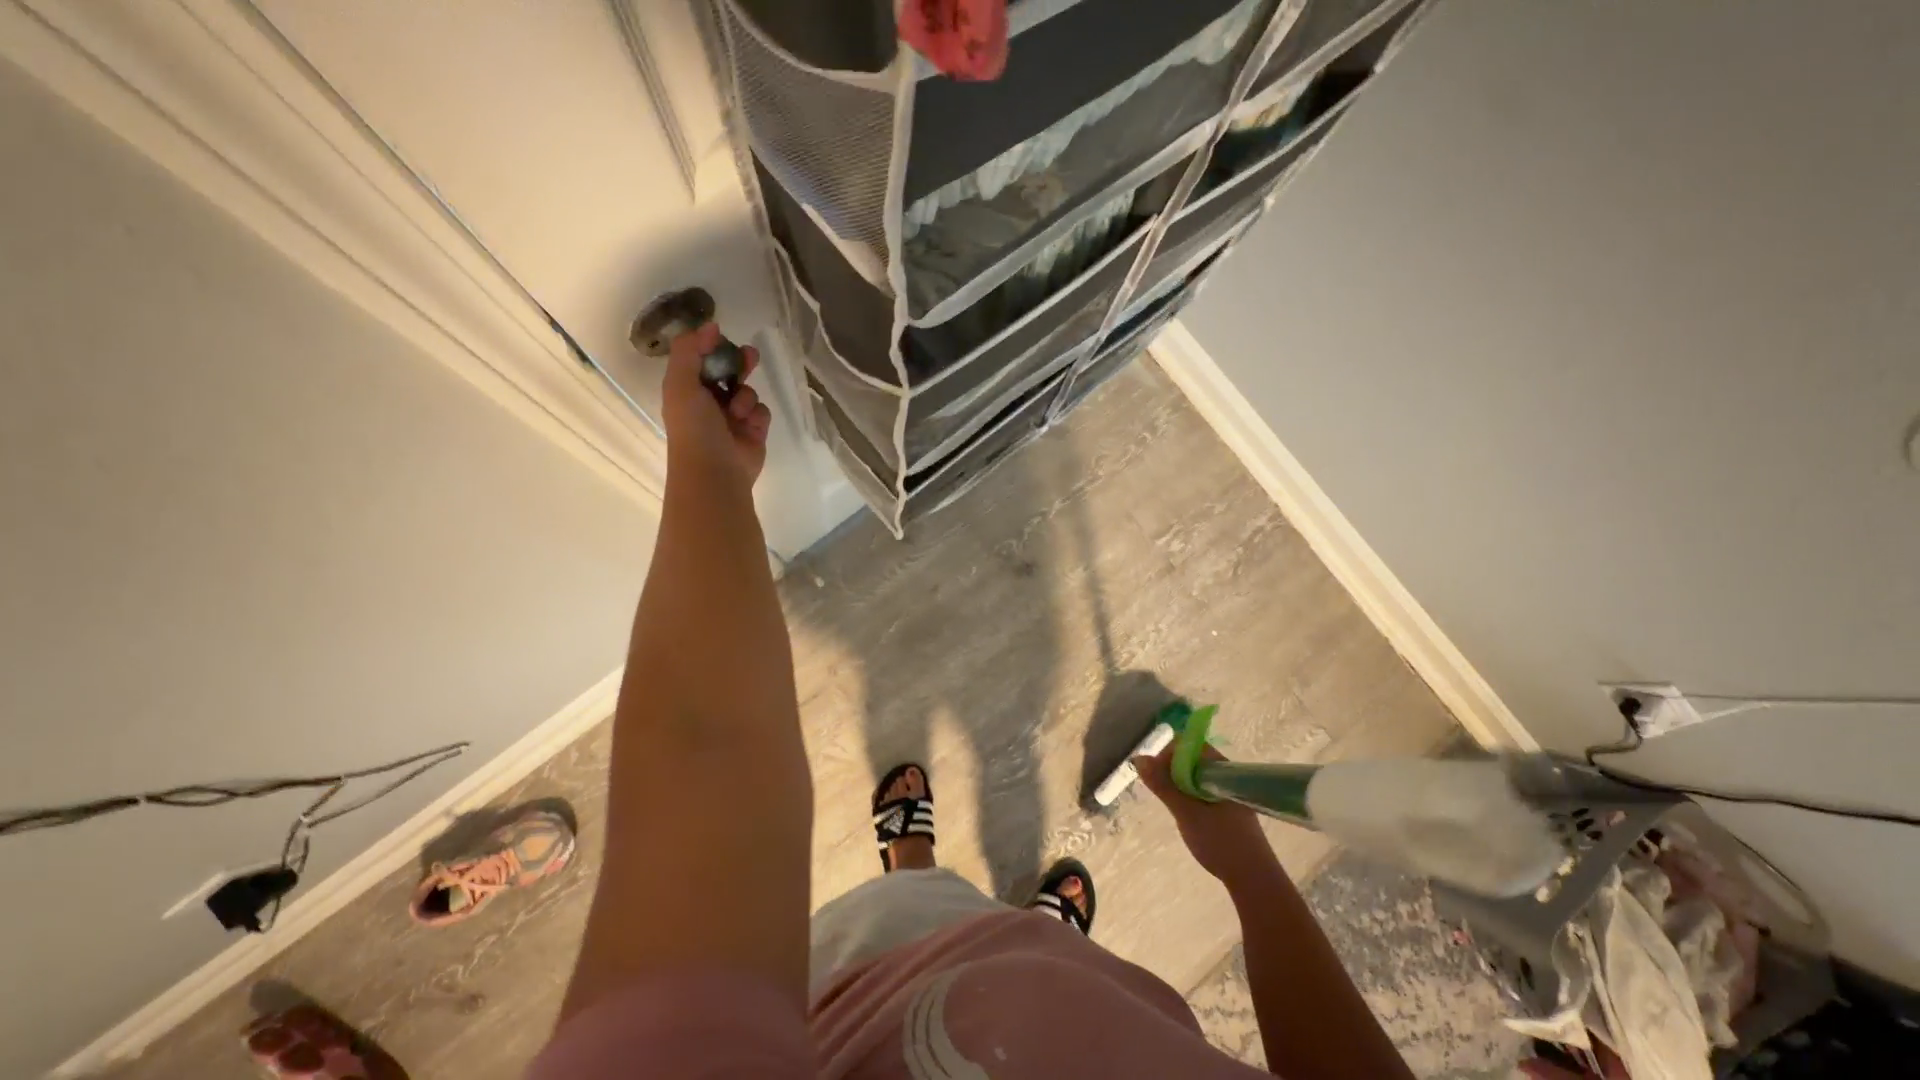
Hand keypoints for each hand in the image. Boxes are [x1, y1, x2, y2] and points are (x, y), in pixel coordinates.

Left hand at [662, 323, 770, 482]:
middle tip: (751, 356)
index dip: (712, 348)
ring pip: (748, 392)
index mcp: (686, 392)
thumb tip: (710, 324)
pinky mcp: (753, 433)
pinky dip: (758, 415)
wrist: (714, 473)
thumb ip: (690, 351)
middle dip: (740, 363)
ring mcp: (733, 420)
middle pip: (729, 373)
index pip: (701, 361)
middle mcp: (709, 404)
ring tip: (739, 412)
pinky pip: (762, 412)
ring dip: (746, 396)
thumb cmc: (693, 427)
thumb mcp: (681, 383)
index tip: (723, 338)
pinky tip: (750, 424)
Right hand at [1134, 743, 1280, 891]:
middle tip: (1164, 796)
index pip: (1189, 745)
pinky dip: (1190, 796)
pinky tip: (1187, 815)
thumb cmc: (1220, 842)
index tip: (1156, 777)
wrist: (1253, 877)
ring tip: (1175, 808)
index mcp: (1221, 769)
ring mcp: (1229, 790)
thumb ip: (1163, 784)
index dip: (1168, 755)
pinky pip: (1203, 789)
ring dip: (1180, 786)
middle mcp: (1227, 774)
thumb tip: (1138, 758)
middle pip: (1192, 759)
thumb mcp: (1186, 812)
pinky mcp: (1228, 806)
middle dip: (1172, 772)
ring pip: (1196, 776)